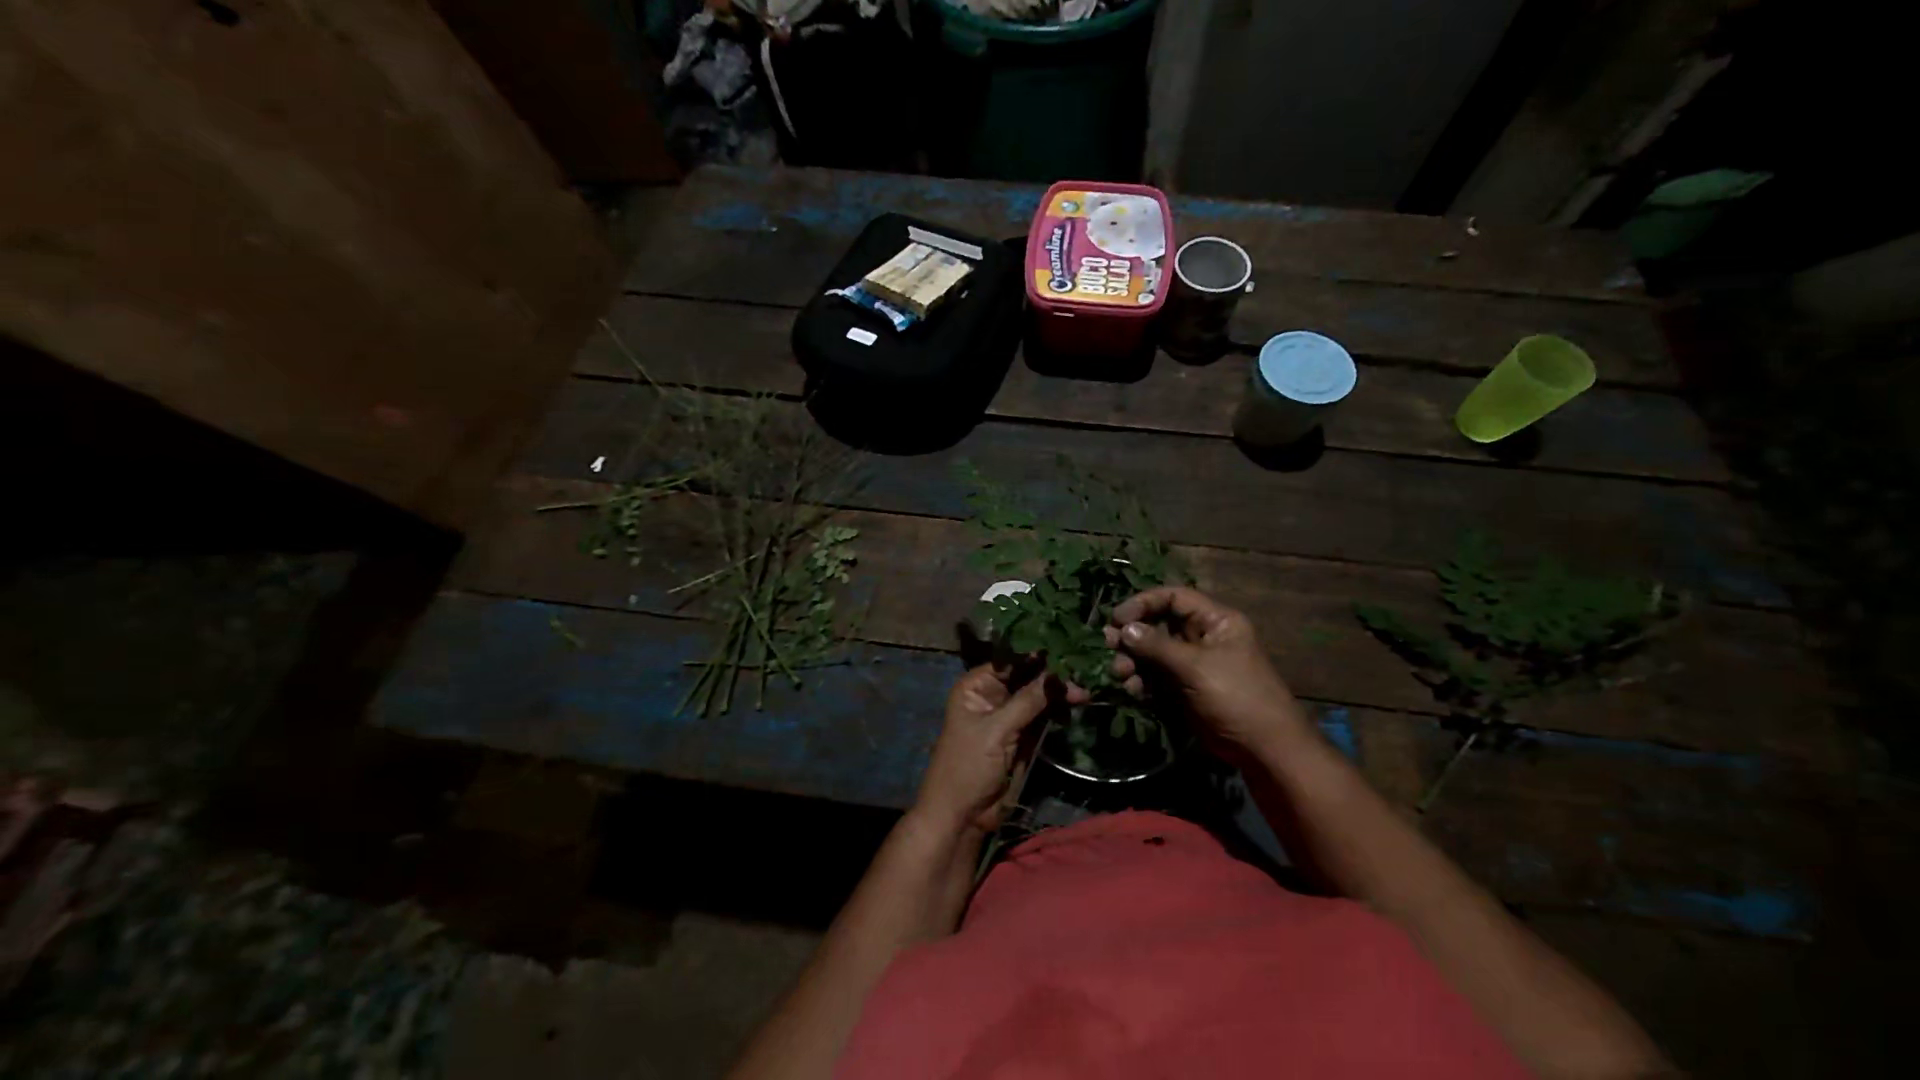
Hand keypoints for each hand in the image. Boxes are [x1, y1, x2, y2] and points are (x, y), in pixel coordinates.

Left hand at [913, 664, 1075, 835]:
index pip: (1011, 659)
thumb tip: (1058, 672)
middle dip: (1054, 673)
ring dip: (1060, 691)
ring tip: (1086, 688)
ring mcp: (1009, 714)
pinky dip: (1059, 709)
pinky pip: (1043, 714)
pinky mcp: (1023, 734)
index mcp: (977, 685)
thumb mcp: (997, 731)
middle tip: (1084, 669)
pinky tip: (1078, 702)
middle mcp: (993, 694)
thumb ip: (1028, 701)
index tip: (1067, 645)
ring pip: (1039, 695)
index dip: (1037, 653)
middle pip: (1028, 675)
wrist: (964, 815)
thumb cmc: (968, 766)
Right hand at [1106, 587, 1307, 761]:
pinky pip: (1156, 677)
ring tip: (1119, 675)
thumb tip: (1124, 629)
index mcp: (1215, 622)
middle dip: (1133, 636)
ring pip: (1154, 653)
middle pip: (1159, 625)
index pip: (1174, 598)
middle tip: (1109, 647)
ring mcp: (1193, 665)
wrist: (1263, 748)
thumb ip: (1157, 646)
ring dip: (1133, 661)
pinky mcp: (1186, 689)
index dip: (1144, 603)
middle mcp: (1203, 638)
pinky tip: (1132, 690)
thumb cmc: (1236, 697)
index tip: (1117, 619)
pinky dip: (1142, 681)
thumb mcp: (1195, 667)